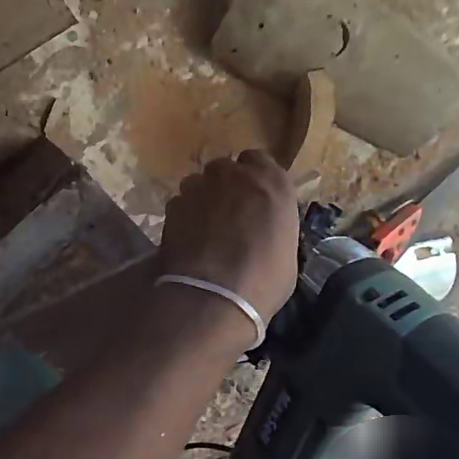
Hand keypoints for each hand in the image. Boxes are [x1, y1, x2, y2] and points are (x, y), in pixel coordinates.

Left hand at [158, 151, 299, 323]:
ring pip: (198, 184)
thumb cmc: (265, 279)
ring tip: (204, 230)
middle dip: (225, 186)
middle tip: (229, 215)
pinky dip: (183, 217)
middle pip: (225, 169)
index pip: (259, 161)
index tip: (254, 199)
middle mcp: (235, 175)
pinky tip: (188, 241)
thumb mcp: (286, 249)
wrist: (215, 296)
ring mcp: (199, 187)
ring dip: (201, 199)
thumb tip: (262, 228)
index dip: (253, 179)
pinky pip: (180, 204)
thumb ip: (272, 224)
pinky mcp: (173, 205)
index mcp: (272, 182)